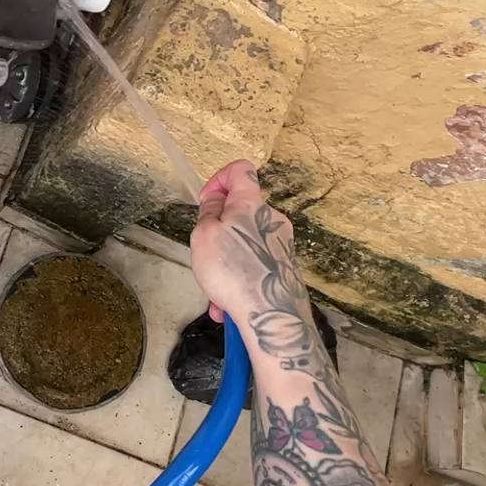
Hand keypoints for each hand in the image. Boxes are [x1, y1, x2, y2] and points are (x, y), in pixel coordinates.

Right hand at [191, 159, 291, 321]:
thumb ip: (207, 213)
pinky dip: (236, 279)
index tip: (206, 201)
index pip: (240, 170)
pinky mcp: (282, 268)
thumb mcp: (203, 235)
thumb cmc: (234, 272)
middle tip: (204, 250)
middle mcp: (271, 220)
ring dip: (224, 261)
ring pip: (243, 243)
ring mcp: (280, 245)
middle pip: (240, 211)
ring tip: (213, 288)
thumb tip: (215, 204)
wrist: (270, 315)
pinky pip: (252, 265)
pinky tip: (224, 303)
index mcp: (251, 204)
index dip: (218, 179)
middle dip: (217, 230)